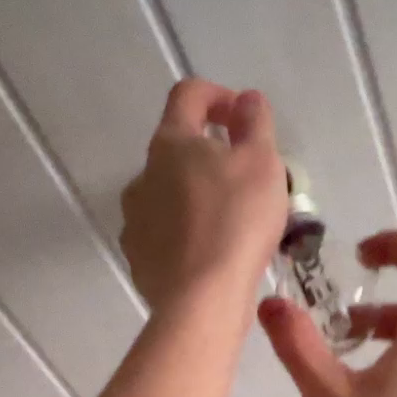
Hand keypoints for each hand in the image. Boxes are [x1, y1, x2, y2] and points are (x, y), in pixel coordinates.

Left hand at [121, 80, 285, 311]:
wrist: (201, 299)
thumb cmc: (237, 222)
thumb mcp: (262, 163)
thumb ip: (254, 123)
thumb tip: (244, 101)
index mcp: (170, 143)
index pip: (188, 96)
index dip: (218, 97)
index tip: (243, 120)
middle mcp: (142, 177)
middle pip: (176, 153)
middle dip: (209, 160)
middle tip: (245, 185)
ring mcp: (134, 221)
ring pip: (168, 199)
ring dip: (196, 202)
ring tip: (229, 228)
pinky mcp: (138, 261)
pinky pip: (164, 239)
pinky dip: (186, 240)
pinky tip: (210, 259)